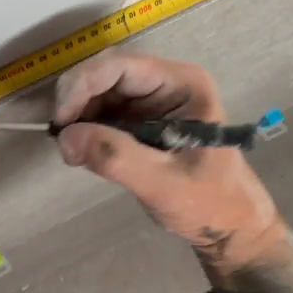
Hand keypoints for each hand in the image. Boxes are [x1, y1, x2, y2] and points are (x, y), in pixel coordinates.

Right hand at [53, 52, 282, 268]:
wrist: (231, 227)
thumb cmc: (210, 203)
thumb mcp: (164, 184)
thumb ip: (116, 157)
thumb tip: (65, 138)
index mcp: (182, 84)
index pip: (119, 65)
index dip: (82, 85)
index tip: (61, 121)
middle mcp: (164, 82)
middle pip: (103, 73)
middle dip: (76, 101)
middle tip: (62, 139)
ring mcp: (150, 99)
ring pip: (96, 91)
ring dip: (77, 116)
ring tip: (72, 151)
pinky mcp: (137, 118)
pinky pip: (99, 110)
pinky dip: (83, 127)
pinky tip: (82, 151)